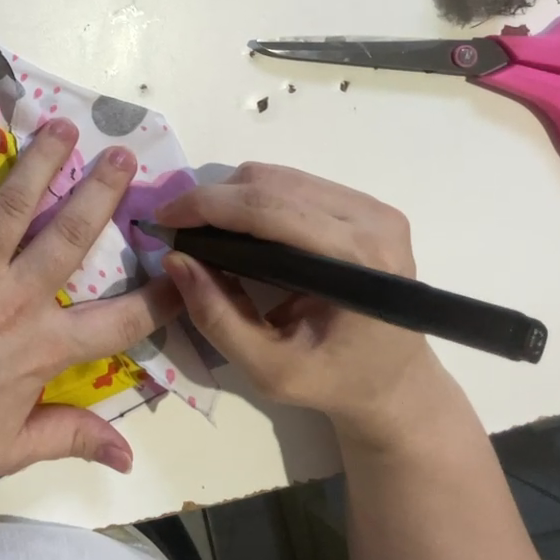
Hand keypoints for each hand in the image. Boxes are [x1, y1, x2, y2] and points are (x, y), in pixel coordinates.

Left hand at [0, 119, 180, 493]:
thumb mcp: (10, 446)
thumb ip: (71, 437)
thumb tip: (127, 457)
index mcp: (44, 346)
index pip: (120, 322)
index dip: (160, 301)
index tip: (184, 273)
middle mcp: (17, 295)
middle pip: (72, 235)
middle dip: (102, 192)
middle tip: (122, 155)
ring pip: (18, 202)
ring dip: (43, 160)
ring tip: (63, 125)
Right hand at [152, 163, 457, 449]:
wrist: (397, 384)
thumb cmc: (334, 381)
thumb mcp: (267, 369)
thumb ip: (217, 317)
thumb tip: (174, 259)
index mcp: (356, 261)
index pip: (268, 208)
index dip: (206, 205)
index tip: (162, 219)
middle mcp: (372, 223)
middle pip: (268, 183)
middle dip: (211, 199)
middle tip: (177, 228)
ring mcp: (373, 209)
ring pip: (276, 175)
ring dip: (230, 196)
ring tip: (204, 229)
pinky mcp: (365, 206)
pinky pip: (291, 182)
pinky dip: (252, 196)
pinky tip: (239, 227)